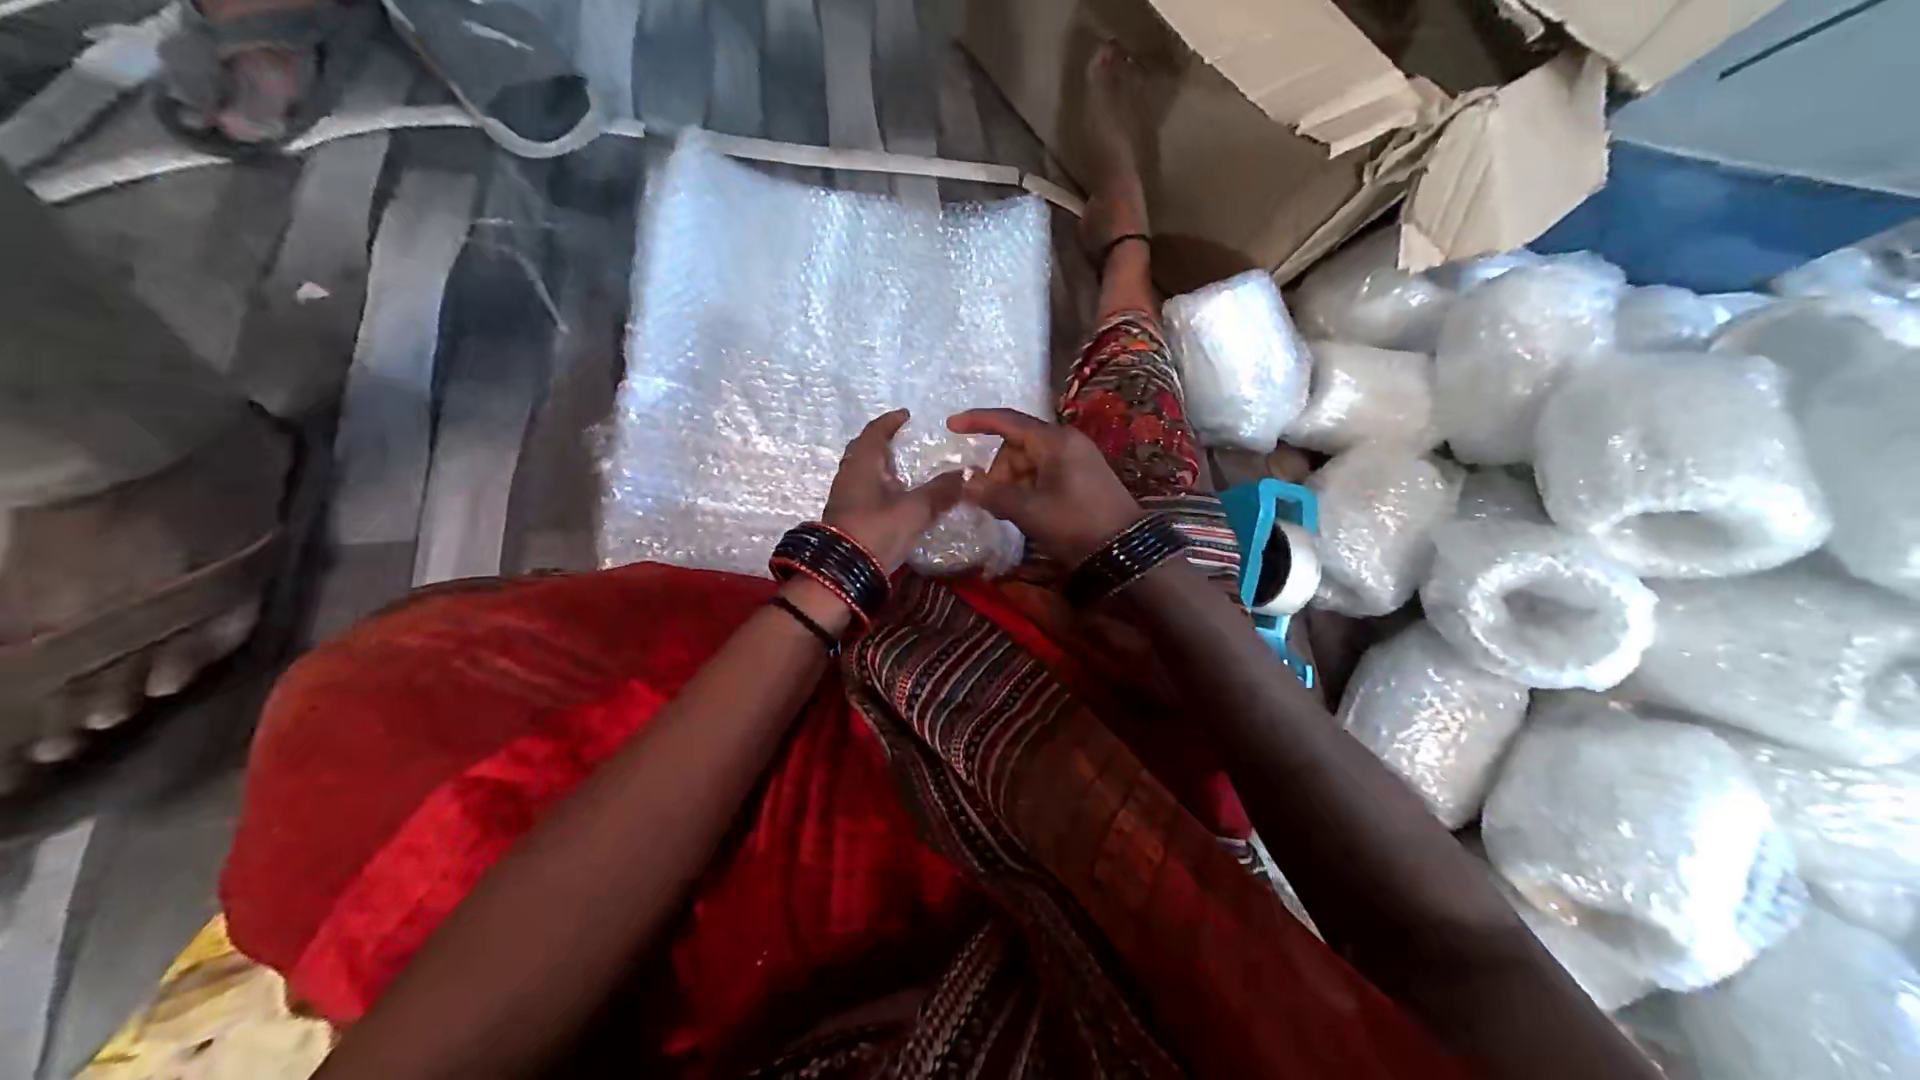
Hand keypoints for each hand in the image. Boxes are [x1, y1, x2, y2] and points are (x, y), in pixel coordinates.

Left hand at [823, 409, 965, 571]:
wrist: (845, 571)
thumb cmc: (878, 529)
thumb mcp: (916, 509)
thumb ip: (942, 490)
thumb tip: (969, 474)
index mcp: (863, 463)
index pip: (875, 431)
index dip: (891, 421)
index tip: (906, 416)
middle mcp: (849, 474)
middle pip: (864, 449)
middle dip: (883, 442)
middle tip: (903, 440)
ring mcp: (844, 496)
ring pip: (862, 471)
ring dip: (881, 465)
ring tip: (903, 468)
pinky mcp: (846, 516)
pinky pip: (863, 489)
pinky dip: (879, 485)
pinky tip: (895, 496)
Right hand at [947, 408, 1144, 564]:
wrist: (1124, 550)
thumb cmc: (1075, 524)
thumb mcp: (1029, 510)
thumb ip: (993, 493)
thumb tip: (964, 481)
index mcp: (1055, 441)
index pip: (1009, 422)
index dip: (978, 422)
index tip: (951, 426)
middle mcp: (1066, 443)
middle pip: (1017, 447)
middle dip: (999, 471)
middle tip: (990, 501)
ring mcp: (1076, 460)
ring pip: (1029, 464)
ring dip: (1012, 484)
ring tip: (1007, 512)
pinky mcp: (1081, 478)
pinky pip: (1043, 475)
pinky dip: (1027, 489)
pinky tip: (1022, 511)